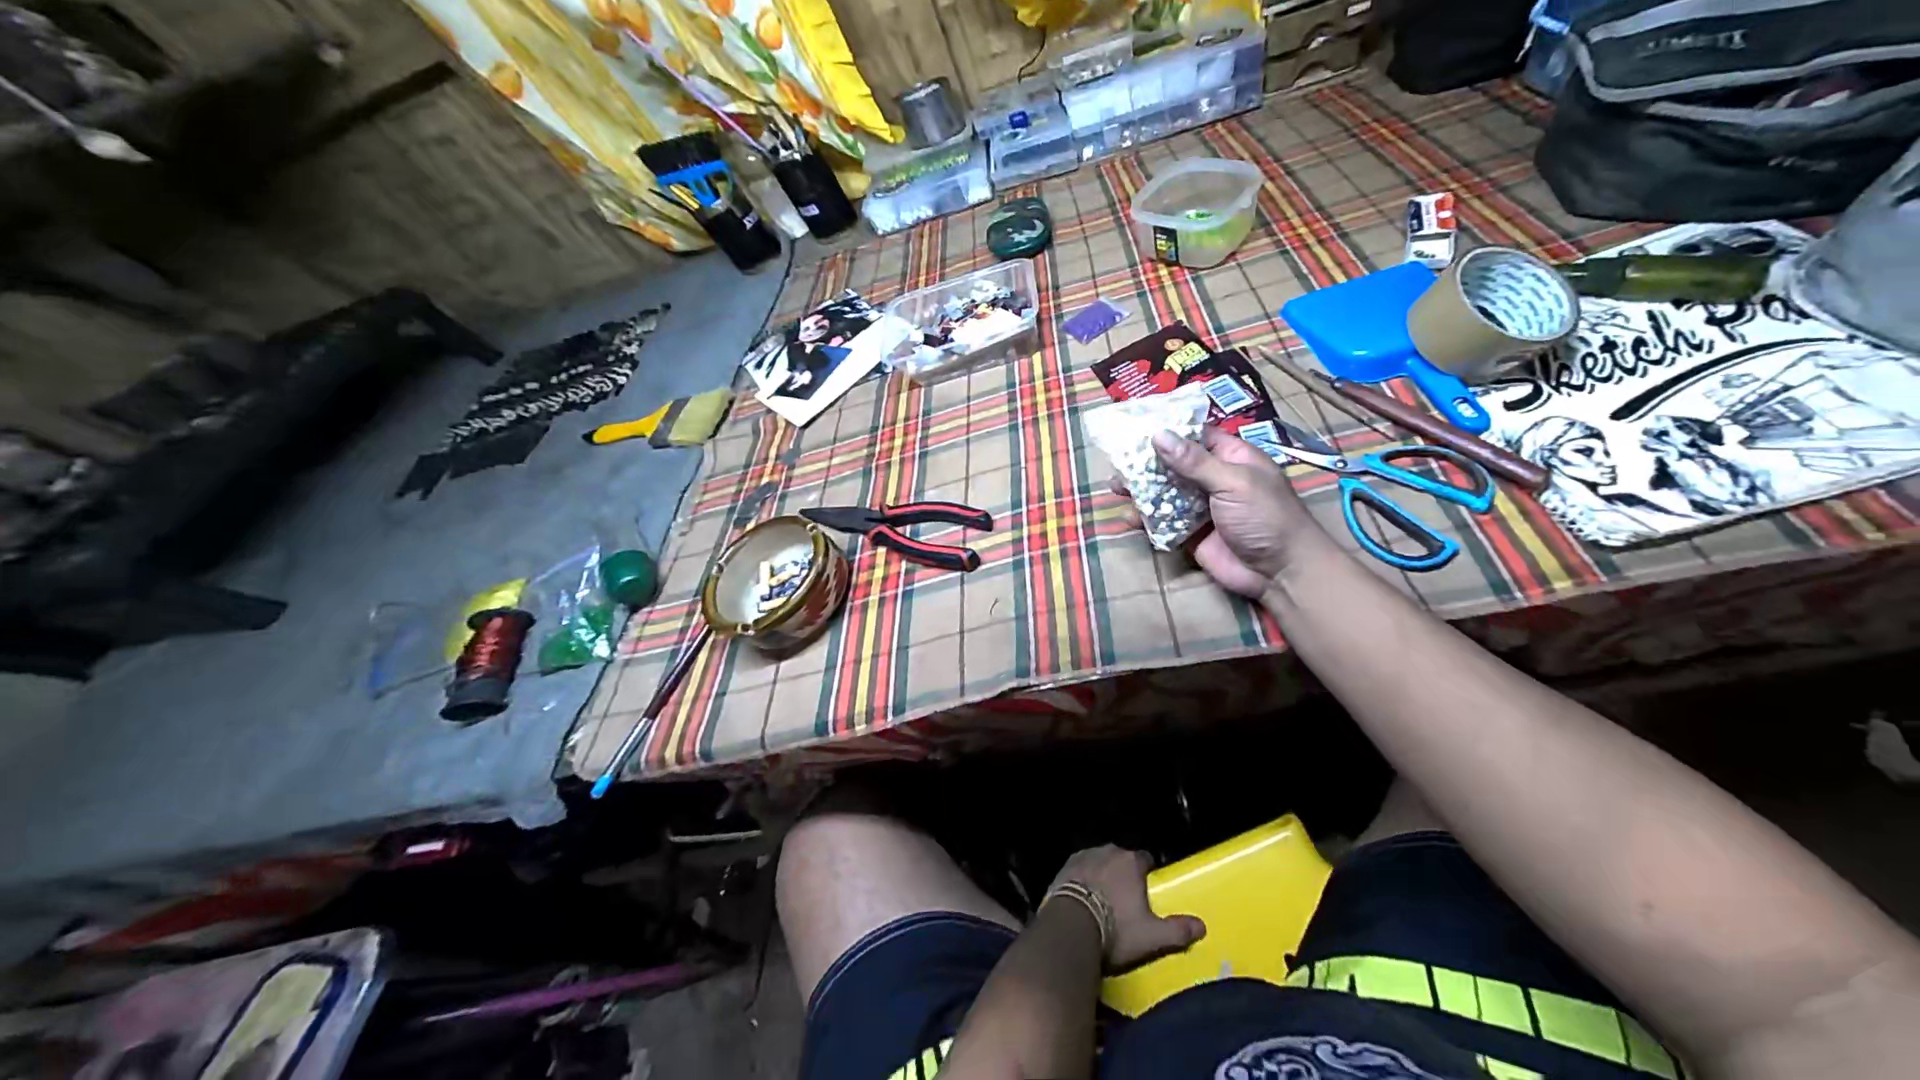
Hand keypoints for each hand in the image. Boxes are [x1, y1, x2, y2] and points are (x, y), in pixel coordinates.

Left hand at [1048, 845, 1203, 970]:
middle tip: (1125, 900)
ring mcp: (1082, 856)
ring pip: (1098, 862)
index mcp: (1131, 862)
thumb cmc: (1115, 929)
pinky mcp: (1063, 867)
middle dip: (1123, 874)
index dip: (1147, 874)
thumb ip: (1177, 930)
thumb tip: (1202, 926)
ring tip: (1102, 900)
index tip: (1147, 891)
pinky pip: (1078, 870)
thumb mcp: (1151, 936)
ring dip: (1101, 875)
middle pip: (1120, 859)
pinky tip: (1082, 899)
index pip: (1145, 860)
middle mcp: (1107, 851)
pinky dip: (1082, 880)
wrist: (1069, 926)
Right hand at [1132, 426, 1327, 596]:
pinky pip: (1163, 522)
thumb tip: (1158, 435)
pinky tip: (1128, 518)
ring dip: (1141, 491)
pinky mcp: (1190, 533)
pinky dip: (1146, 519)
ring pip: (1164, 493)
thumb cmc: (1266, 517)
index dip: (1168, 430)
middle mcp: (1214, 479)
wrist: (1280, 572)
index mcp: (1231, 458)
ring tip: (1116, 488)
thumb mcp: (1233, 482)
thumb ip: (1194, 462)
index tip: (1135, 426)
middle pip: (1173, 465)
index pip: (1195, 436)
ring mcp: (1200, 507)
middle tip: (1117, 461)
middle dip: (1146, 463)